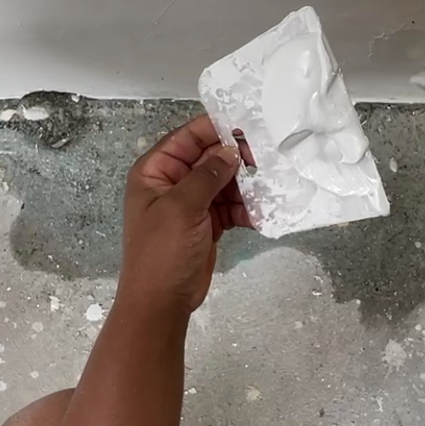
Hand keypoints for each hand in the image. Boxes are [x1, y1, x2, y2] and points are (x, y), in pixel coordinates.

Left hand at [118, 114, 250, 314]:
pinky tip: (261, 213)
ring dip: (245, 185)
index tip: (247, 124)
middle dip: (236, 159)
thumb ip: (207, 175)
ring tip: (269, 186)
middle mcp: (173, 183)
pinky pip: (230, 206)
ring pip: (224, 182)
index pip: (187, 138)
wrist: (162, 302)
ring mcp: (191, 204)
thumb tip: (230, 150)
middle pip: (209, 158)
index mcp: (155, 171)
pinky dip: (245, 209)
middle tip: (266, 157)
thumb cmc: (162, 251)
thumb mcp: (182, 208)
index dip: (215, 128)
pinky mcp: (207, 223)